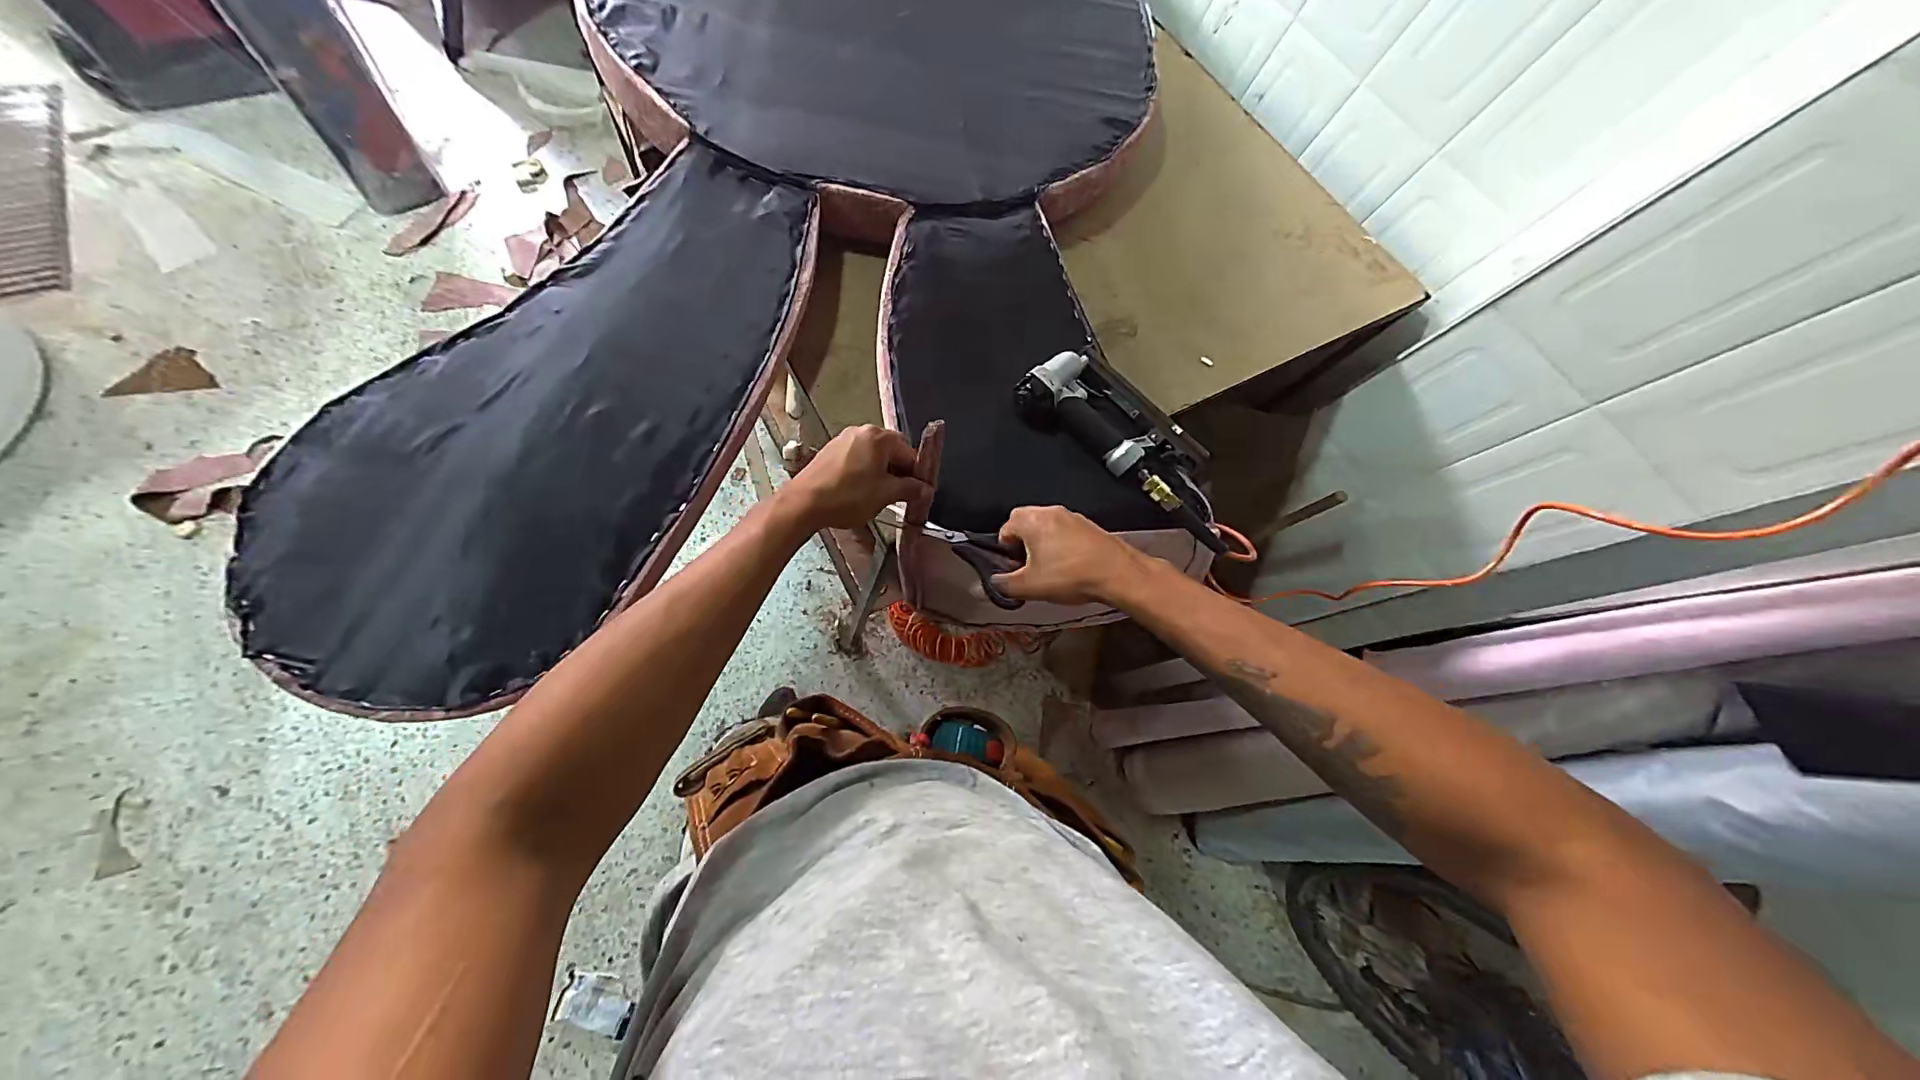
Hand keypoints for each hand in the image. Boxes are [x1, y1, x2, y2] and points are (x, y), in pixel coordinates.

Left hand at [776, 425, 930, 531]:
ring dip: (882, 473)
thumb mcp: (885, 495)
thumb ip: (909, 489)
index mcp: (879, 437)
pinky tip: (861, 491)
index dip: (917, 474)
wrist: (804, 503)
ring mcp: (844, 440)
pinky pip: (857, 458)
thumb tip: (923, 488)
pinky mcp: (831, 451)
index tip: (919, 491)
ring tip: (880, 496)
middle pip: (892, 450)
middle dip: (899, 472)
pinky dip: (865, 472)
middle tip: (900, 495)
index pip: (910, 453)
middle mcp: (861, 432)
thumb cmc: (846, 496)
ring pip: (874, 455)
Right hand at [991, 505, 1152, 605]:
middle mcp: (1051, 513)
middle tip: (1028, 568)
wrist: (1117, 574)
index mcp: (1032, 520)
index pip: (1004, 529)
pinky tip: (1069, 568)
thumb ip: (1004, 584)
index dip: (1005, 552)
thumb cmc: (1074, 575)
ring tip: (1050, 571)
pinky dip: (1062, 547)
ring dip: (1043, 546)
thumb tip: (996, 582)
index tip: (1012, 568)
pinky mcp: (1089, 527)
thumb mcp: (1029, 587)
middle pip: (1024, 525)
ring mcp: (1072, 518)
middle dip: (1022, 546)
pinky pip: (1066, 533)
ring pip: (1046, 528)